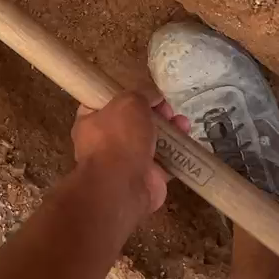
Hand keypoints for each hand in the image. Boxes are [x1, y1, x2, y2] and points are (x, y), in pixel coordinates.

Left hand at [72, 87, 190, 218]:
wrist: (122, 186)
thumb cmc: (118, 138)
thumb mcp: (128, 102)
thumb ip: (141, 94)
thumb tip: (154, 97)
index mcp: (91, 121)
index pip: (106, 103)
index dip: (127, 95)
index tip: (145, 92)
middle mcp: (106, 141)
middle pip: (133, 120)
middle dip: (154, 112)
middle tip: (167, 109)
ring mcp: (126, 160)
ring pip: (151, 139)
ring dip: (169, 129)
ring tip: (181, 122)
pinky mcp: (147, 175)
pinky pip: (165, 159)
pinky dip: (178, 149)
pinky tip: (187, 138)